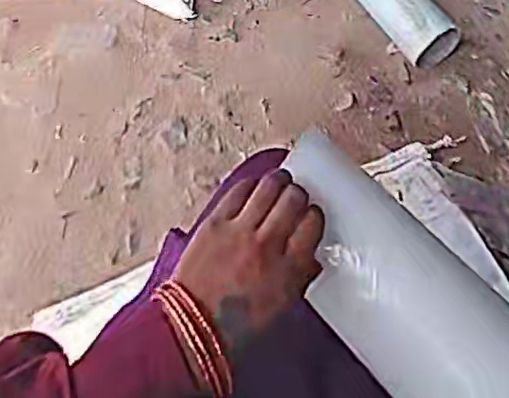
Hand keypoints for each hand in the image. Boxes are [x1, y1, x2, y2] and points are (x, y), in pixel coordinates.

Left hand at [172, 168, 324, 354]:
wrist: (194, 327)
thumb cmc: (237, 326)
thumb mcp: (281, 308)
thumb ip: (298, 278)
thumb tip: (309, 256)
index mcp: (288, 272)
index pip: (311, 226)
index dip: (313, 214)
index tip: (310, 213)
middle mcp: (267, 246)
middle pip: (292, 200)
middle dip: (297, 194)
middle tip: (295, 195)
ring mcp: (240, 230)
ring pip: (268, 187)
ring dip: (278, 180)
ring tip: (279, 180)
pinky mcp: (216, 221)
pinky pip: (238, 190)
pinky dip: (250, 184)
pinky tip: (253, 186)